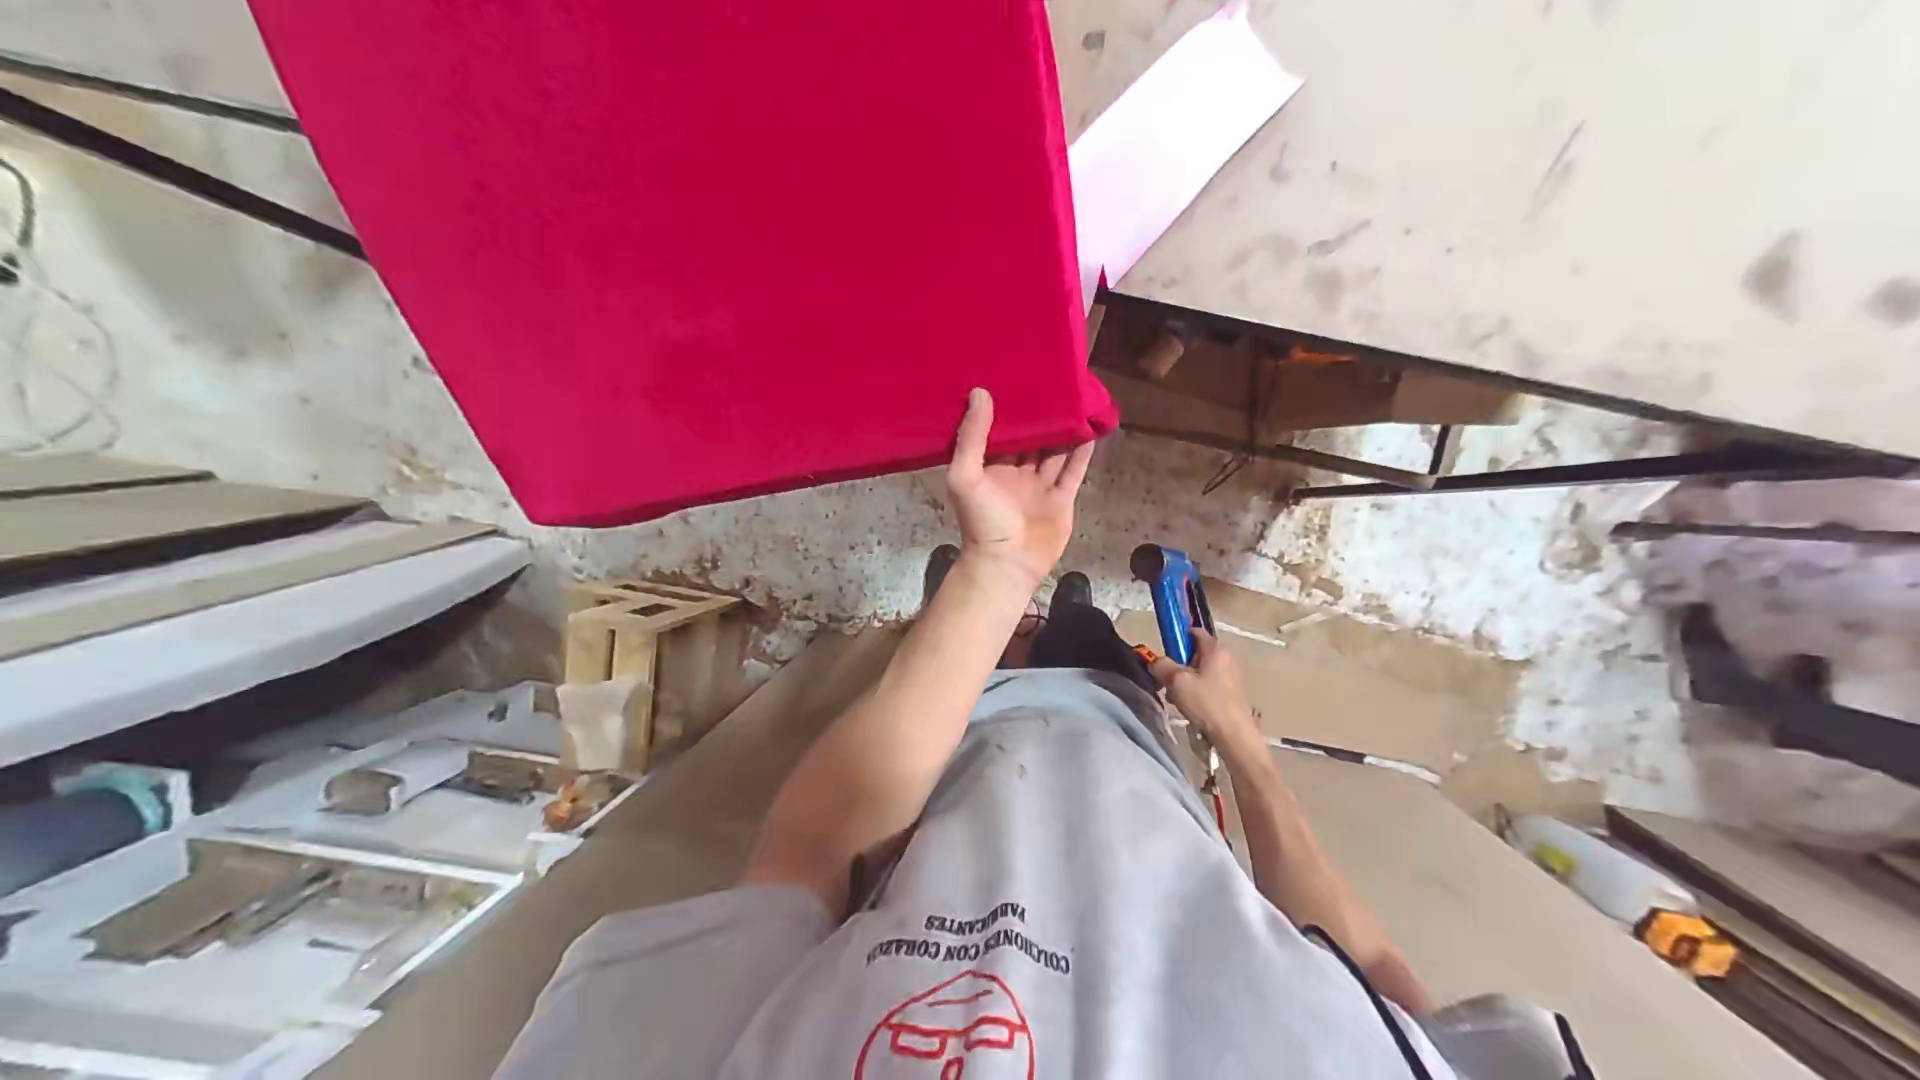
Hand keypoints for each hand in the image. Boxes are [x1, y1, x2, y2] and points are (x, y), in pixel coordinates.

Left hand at [946, 388, 1094, 588]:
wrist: (1008, 564)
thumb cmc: (982, 520)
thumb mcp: (965, 475)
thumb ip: (972, 437)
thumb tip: (980, 392)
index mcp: (989, 467)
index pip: (999, 431)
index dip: (1006, 407)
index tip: (1014, 378)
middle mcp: (1016, 474)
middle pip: (1031, 439)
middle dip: (1040, 415)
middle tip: (1050, 381)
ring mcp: (1040, 487)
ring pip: (1054, 452)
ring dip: (1064, 430)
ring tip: (1076, 399)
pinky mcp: (1061, 499)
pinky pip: (1073, 471)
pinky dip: (1082, 451)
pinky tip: (1090, 428)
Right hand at [1149, 629, 1262, 757]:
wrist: (1234, 736)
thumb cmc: (1206, 703)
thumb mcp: (1177, 681)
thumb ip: (1162, 666)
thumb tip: (1156, 663)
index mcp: (1216, 649)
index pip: (1193, 631)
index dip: (1176, 639)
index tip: (1165, 654)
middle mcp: (1227, 658)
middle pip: (1195, 654)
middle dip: (1178, 666)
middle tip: (1167, 681)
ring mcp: (1232, 677)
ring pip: (1200, 671)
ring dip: (1185, 682)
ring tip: (1177, 698)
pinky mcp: (1232, 693)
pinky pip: (1208, 685)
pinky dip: (1196, 692)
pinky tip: (1190, 708)